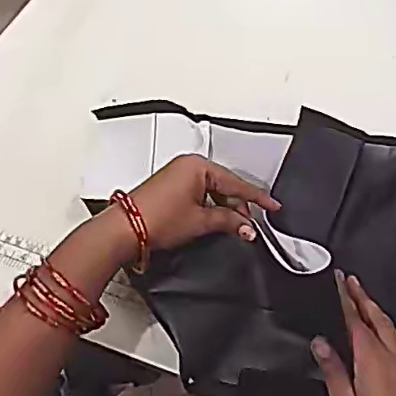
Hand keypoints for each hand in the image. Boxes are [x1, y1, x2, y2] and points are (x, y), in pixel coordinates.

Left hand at [126, 153, 280, 251]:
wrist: (123, 230)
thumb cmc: (153, 218)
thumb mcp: (201, 221)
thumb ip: (229, 221)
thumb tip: (245, 225)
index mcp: (198, 165)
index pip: (237, 183)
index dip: (257, 197)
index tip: (271, 204)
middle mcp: (188, 166)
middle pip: (226, 186)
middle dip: (238, 208)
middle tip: (249, 225)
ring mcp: (179, 175)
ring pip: (213, 192)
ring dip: (224, 210)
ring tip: (232, 227)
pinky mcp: (172, 187)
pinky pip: (201, 194)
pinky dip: (210, 208)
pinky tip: (215, 222)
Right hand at [313, 272, 395, 395]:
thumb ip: (334, 375)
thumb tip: (323, 345)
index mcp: (376, 367)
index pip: (357, 322)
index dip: (345, 300)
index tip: (336, 281)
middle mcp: (394, 366)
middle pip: (377, 320)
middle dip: (362, 298)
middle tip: (348, 280)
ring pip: (390, 330)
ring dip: (374, 310)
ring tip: (360, 297)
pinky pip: (395, 344)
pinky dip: (384, 328)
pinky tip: (378, 333)